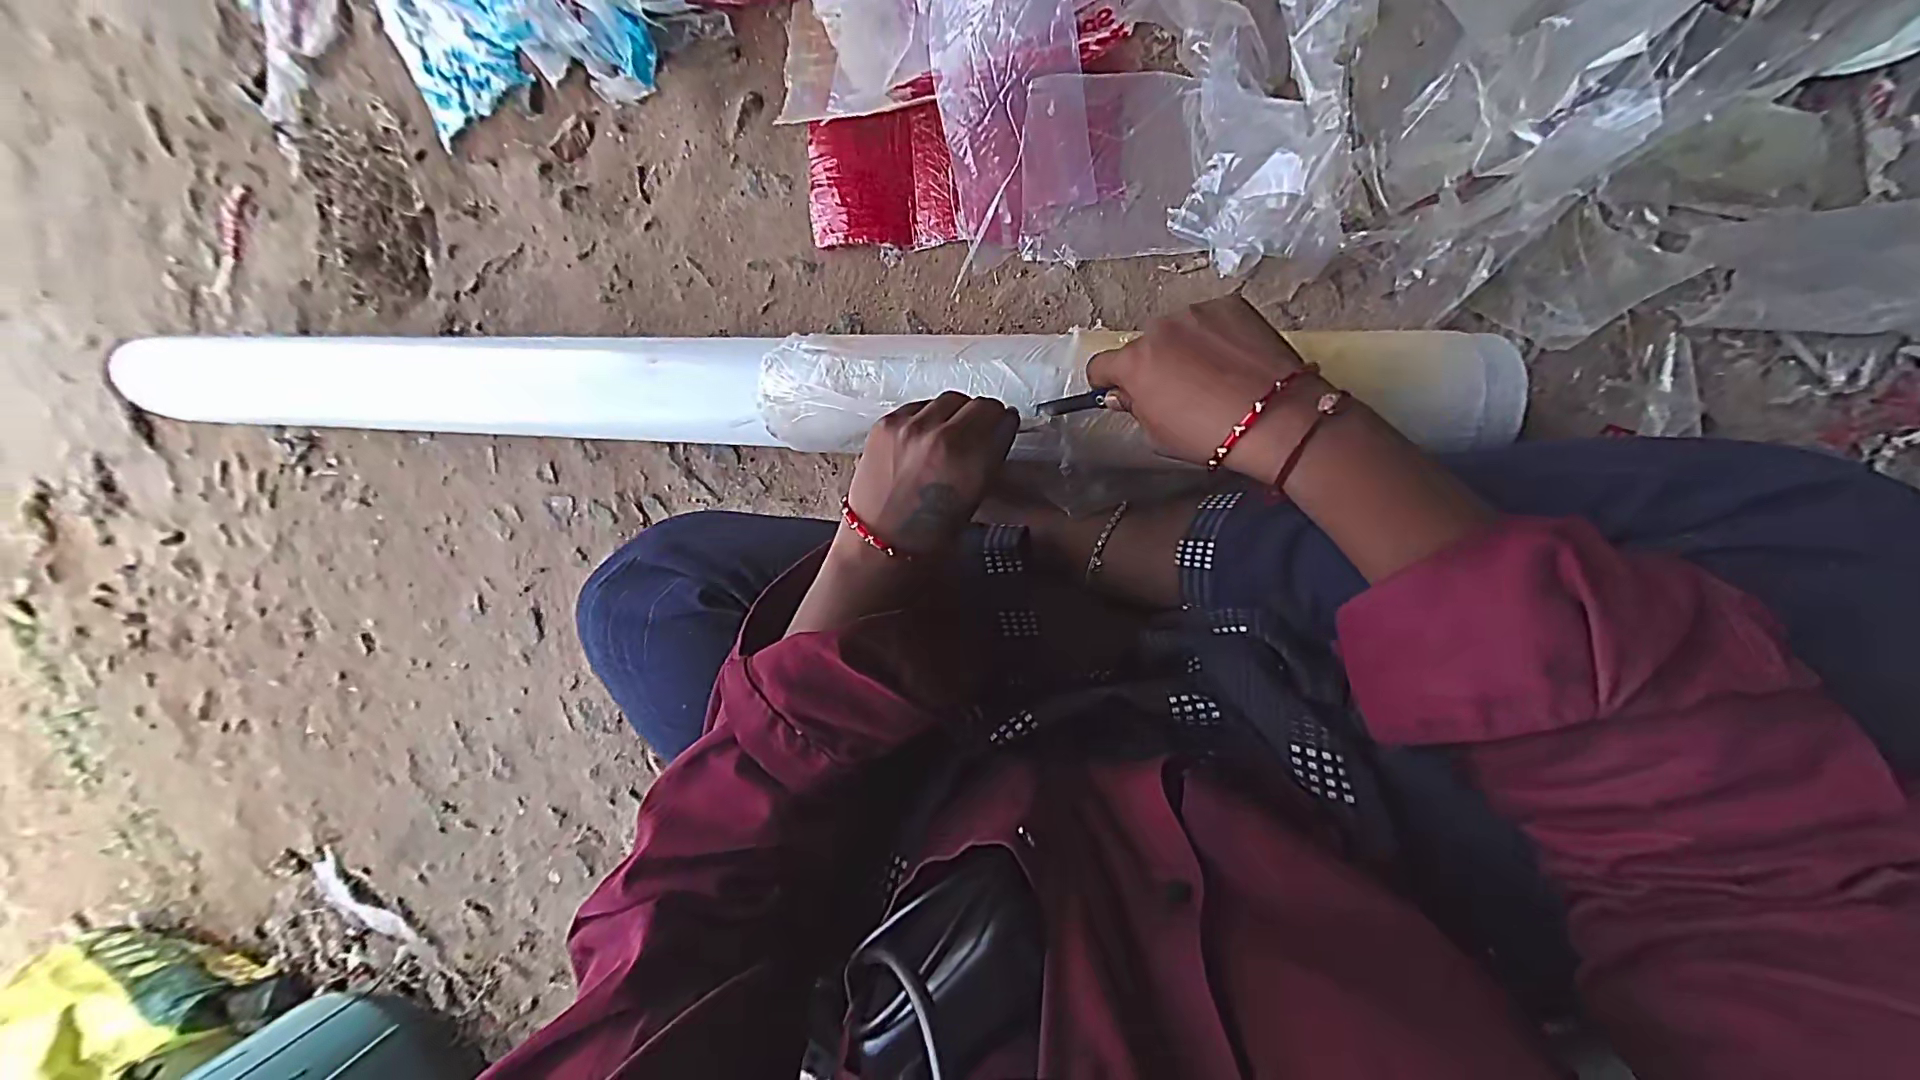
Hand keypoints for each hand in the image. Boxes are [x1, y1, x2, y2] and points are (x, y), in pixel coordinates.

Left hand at [788, 392, 1018, 636]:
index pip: (1002, 419)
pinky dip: (927, 418)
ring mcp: (911, 428)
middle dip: (984, 418)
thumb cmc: (928, 535)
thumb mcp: (975, 500)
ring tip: (950, 437)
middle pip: (979, 404)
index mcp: (971, 462)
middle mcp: (942, 438)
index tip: (1002, 429)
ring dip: (956, 414)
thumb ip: (988, 461)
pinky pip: (920, 406)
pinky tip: (925, 439)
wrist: (879, 544)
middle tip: (980, 433)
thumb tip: (996, 433)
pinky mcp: (887, 424)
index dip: (1004, 426)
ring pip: (950, 400)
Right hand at [1087, 296, 1312, 479]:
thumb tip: (1124, 393)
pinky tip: (1232, 361)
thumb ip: (1134, 407)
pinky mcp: (1231, 305)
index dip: (1108, 382)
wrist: (1275, 418)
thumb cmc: (1208, 435)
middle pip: (1143, 346)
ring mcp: (1196, 312)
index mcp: (1133, 363)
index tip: (1122, 392)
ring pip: (1177, 331)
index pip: (1100, 365)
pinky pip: (1210, 320)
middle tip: (1178, 390)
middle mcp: (1159, 328)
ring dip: (1184, 347)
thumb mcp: (1156, 435)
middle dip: (1152, 364)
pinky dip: (1214, 336)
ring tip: (1212, 374)